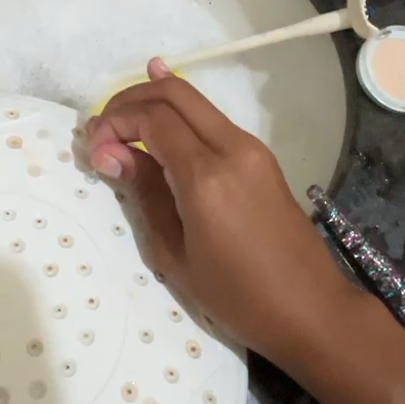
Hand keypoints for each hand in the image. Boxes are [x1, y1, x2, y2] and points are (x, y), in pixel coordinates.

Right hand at [81, 58, 362, 365]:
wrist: (311, 309)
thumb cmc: (238, 297)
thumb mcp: (176, 254)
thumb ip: (143, 193)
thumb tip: (108, 152)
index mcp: (207, 176)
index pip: (152, 119)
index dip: (115, 123)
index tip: (93, 149)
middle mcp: (232, 147)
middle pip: (174, 94)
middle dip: (130, 100)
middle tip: (102, 128)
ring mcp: (250, 147)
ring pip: (194, 101)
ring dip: (154, 103)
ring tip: (119, 127)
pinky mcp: (259, 155)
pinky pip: (212, 120)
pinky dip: (179, 114)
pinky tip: (157, 115)